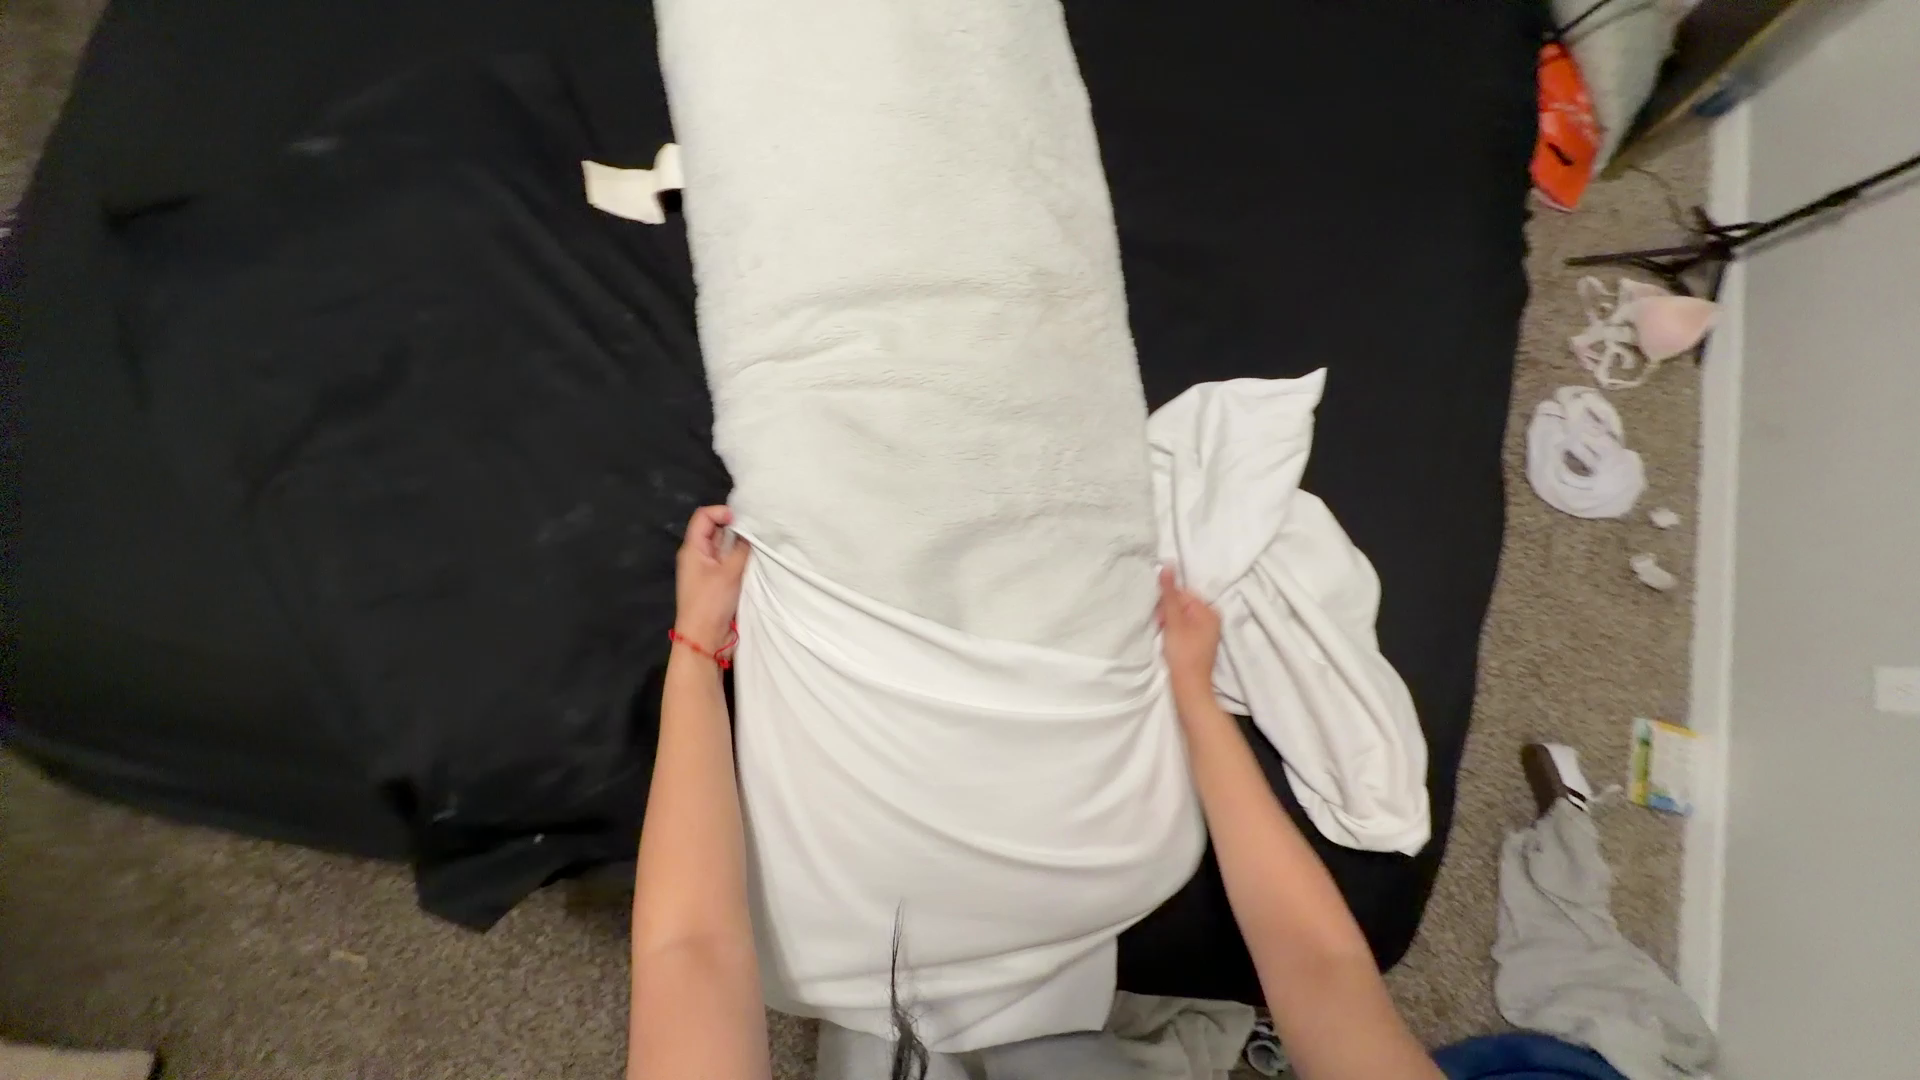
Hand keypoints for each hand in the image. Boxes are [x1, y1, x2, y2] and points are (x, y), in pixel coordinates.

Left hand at [674, 506, 751, 647]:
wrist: (705, 639)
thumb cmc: (711, 603)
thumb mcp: (728, 572)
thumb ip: (741, 549)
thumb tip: (751, 533)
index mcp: (693, 549)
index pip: (704, 517)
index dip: (722, 512)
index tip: (743, 519)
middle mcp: (700, 556)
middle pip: (717, 531)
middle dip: (737, 528)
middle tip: (759, 530)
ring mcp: (710, 570)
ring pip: (727, 548)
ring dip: (742, 546)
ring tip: (762, 544)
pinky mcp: (720, 583)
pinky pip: (732, 564)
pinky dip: (744, 560)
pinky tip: (759, 561)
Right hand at [1157, 566, 1220, 698]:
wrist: (1189, 687)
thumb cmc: (1183, 653)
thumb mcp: (1173, 621)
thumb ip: (1169, 593)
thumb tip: (1168, 565)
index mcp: (1210, 611)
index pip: (1183, 593)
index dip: (1167, 602)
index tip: (1160, 617)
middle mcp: (1212, 619)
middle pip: (1182, 604)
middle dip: (1167, 613)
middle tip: (1161, 628)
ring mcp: (1206, 632)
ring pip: (1180, 617)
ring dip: (1168, 623)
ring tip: (1163, 636)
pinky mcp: (1198, 643)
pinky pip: (1183, 628)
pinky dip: (1172, 632)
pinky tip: (1167, 642)